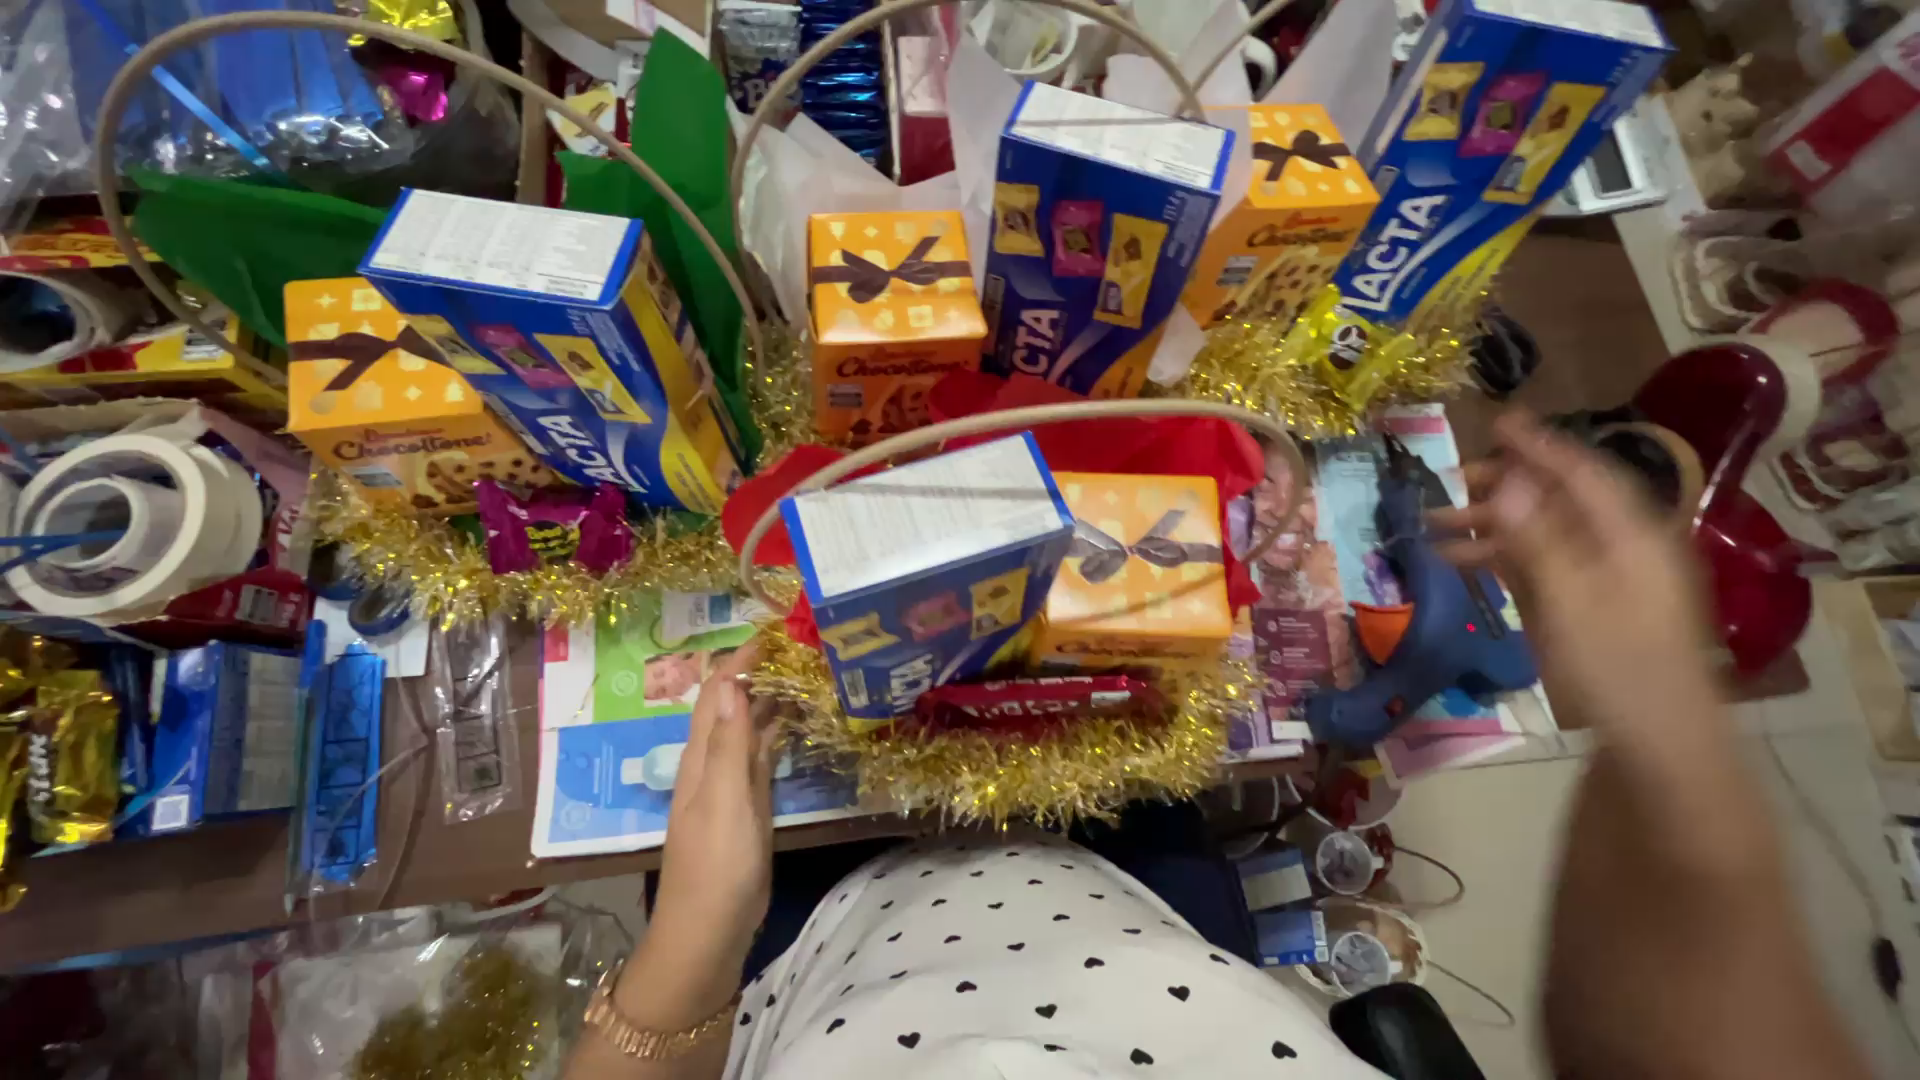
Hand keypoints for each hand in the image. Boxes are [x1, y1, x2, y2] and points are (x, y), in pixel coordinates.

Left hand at [643, 641, 778, 1000]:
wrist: (708, 931)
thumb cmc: (715, 865)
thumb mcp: (723, 801)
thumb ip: (727, 745)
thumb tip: (731, 682)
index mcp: (699, 757)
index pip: (717, 693)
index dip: (739, 660)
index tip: (772, 632)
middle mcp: (712, 762)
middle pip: (731, 704)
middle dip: (756, 671)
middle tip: (798, 645)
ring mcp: (730, 784)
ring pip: (748, 727)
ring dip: (768, 697)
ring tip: (803, 671)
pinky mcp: (749, 804)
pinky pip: (761, 755)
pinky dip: (776, 731)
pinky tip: (797, 720)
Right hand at [1429, 412, 1724, 747]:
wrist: (1657, 742)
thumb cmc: (1618, 669)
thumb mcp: (1571, 602)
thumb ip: (1538, 542)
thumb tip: (1509, 486)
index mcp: (1630, 538)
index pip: (1583, 475)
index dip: (1541, 446)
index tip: (1497, 422)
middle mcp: (1616, 548)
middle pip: (1557, 502)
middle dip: (1502, 488)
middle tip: (1447, 483)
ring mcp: (1599, 579)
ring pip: (1538, 534)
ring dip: (1487, 527)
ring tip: (1432, 528)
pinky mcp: (1582, 606)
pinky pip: (1534, 566)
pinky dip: (1495, 559)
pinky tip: (1455, 563)